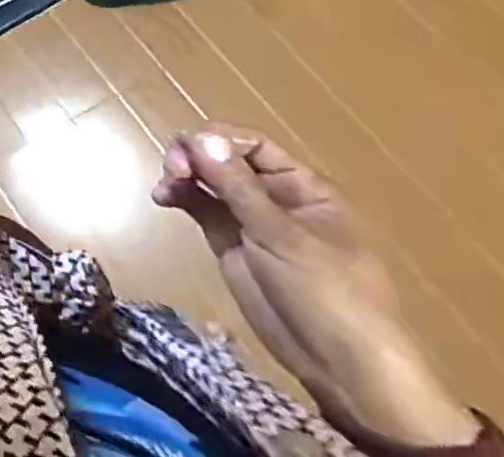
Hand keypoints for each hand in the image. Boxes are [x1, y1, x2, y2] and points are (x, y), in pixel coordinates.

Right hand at [153, 126, 480, 447]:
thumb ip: (237, 185)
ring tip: (165, 188)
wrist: (340, 368)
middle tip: (173, 170)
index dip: (218, 139)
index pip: (254, 144)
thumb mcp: (281, 235)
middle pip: (226, 158)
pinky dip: (180, 197)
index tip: (187, 147)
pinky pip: (200, 207)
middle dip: (195, 157)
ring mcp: (251, 220)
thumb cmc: (326, 292)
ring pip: (208, 181)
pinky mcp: (230, 243)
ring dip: (183, 175)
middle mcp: (275, 196)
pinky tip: (163, 198)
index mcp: (303, 187)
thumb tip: (200, 136)